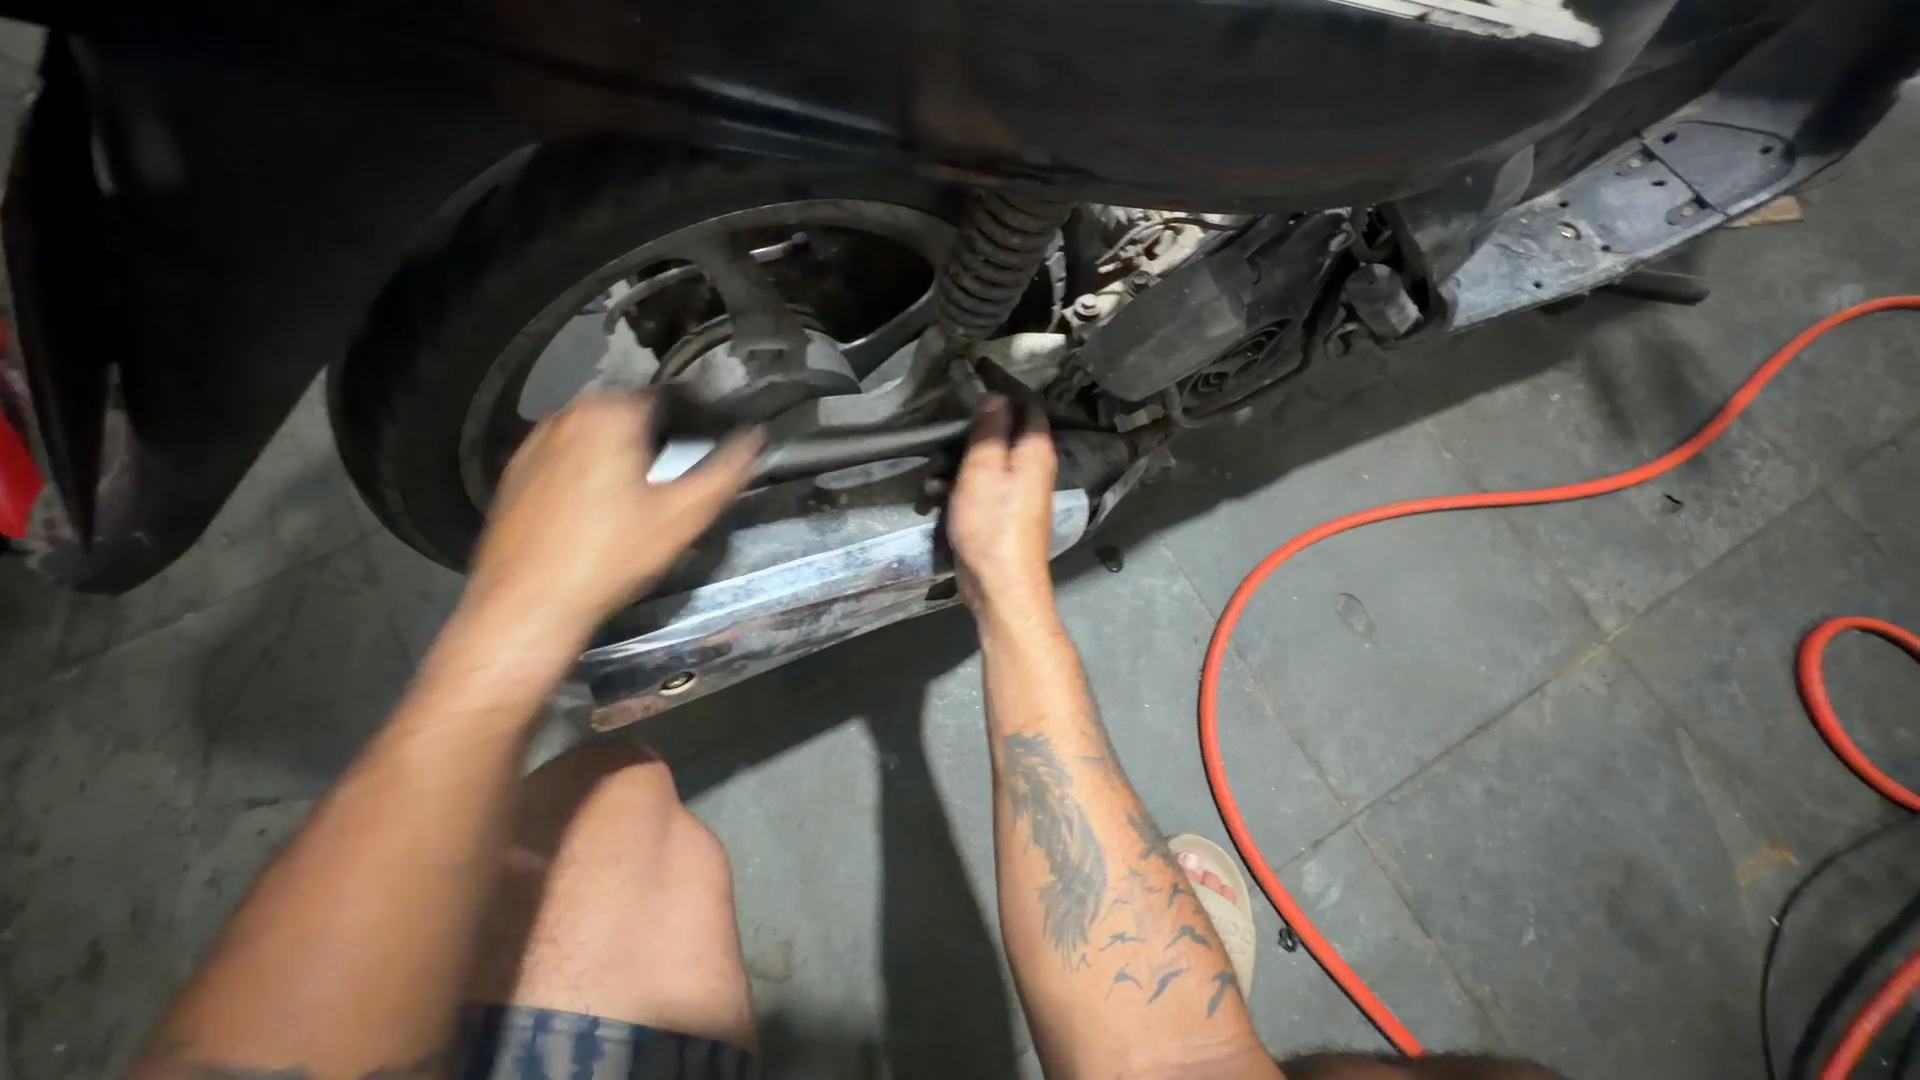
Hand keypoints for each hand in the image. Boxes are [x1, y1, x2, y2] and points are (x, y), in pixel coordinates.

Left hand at [464, 392, 762, 636]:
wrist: (530, 602)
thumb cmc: (612, 555)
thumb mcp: (684, 516)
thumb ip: (727, 471)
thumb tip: (754, 440)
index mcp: (609, 414)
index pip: (667, 397)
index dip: (694, 419)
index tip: (708, 442)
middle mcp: (566, 416)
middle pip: (628, 415)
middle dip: (655, 437)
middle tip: (678, 473)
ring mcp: (535, 445)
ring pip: (594, 437)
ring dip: (620, 454)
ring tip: (641, 493)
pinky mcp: (515, 475)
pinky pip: (565, 460)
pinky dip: (587, 472)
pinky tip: (600, 510)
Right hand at [947, 396, 1057, 619]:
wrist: (1000, 584)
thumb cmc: (992, 522)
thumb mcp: (983, 468)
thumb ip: (990, 429)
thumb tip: (995, 396)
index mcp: (1036, 450)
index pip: (1027, 405)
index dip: (1003, 390)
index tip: (972, 382)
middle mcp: (1034, 468)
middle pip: (1003, 434)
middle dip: (970, 433)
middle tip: (942, 433)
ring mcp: (1020, 493)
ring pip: (988, 463)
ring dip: (958, 464)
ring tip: (933, 474)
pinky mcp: (1004, 514)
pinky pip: (983, 488)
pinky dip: (961, 488)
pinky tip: (936, 496)